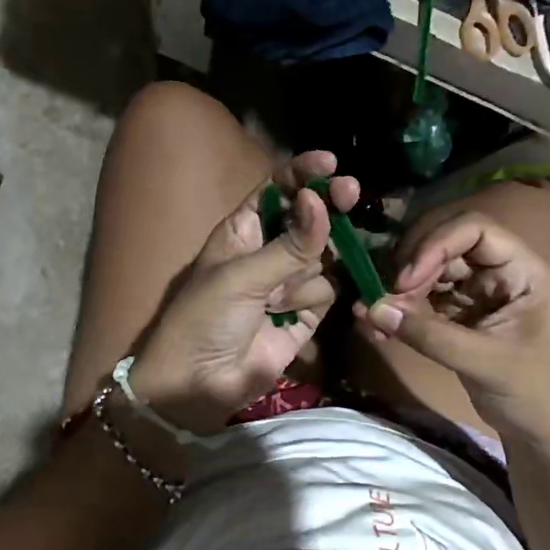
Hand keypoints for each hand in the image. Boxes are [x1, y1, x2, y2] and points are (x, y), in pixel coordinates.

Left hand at [130, 152, 360, 433]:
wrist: (198, 384)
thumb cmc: (204, 319)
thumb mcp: (242, 277)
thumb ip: (290, 245)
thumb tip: (321, 200)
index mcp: (243, 230)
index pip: (278, 190)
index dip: (303, 175)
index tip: (330, 164)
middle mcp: (270, 250)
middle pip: (311, 218)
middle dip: (328, 207)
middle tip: (351, 193)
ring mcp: (289, 282)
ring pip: (323, 258)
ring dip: (303, 274)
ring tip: (274, 303)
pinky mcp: (306, 313)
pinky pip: (325, 291)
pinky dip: (311, 301)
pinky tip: (285, 319)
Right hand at [353, 211, 549, 446]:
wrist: (543, 430)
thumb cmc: (533, 391)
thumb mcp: (482, 361)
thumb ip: (428, 334)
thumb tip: (372, 308)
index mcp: (523, 270)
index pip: (476, 231)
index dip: (437, 244)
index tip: (406, 278)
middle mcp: (501, 272)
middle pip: (448, 246)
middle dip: (413, 268)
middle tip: (384, 298)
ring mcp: (481, 292)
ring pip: (434, 272)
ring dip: (402, 291)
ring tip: (372, 315)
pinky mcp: (464, 314)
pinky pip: (429, 300)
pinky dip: (405, 311)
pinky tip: (380, 326)